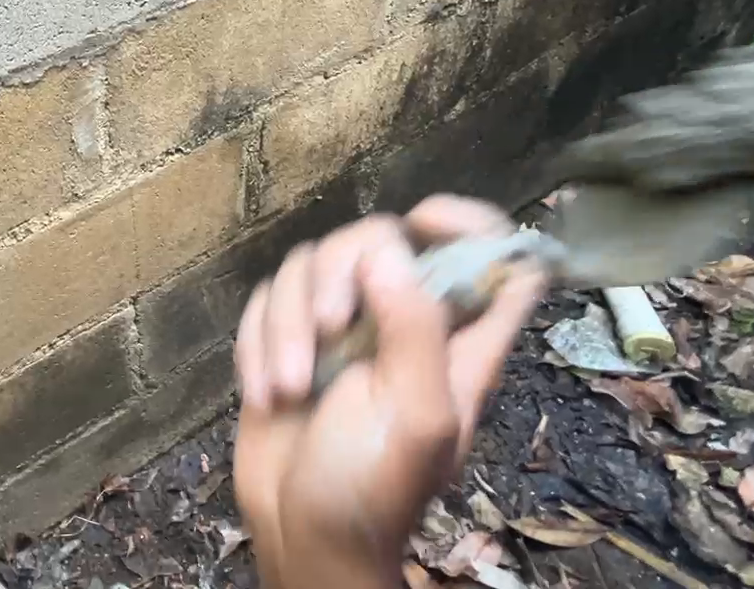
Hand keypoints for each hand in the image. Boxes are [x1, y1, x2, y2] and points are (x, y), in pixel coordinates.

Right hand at [232, 196, 546, 588]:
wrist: (297, 528)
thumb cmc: (370, 487)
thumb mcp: (412, 418)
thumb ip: (414, 330)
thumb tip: (391, 247)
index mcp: (457, 339)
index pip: (495, 258)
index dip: (473, 227)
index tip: (427, 223)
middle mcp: (399, 317)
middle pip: (376, 240)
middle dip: (338, 277)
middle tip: (327, 331)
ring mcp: (339, 322)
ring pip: (309, 265)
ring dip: (286, 327)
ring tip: (290, 388)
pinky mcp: (285, 330)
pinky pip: (266, 296)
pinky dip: (258, 341)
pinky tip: (268, 390)